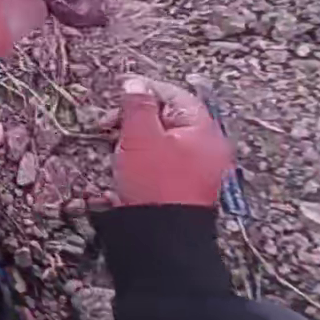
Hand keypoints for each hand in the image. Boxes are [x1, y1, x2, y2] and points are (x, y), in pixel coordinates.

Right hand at [114, 77, 232, 207]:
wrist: (162, 236)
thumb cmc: (156, 184)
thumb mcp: (140, 136)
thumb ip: (138, 105)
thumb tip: (135, 83)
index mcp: (204, 131)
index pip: (175, 95)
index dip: (146, 89)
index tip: (123, 88)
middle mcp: (206, 148)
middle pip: (169, 116)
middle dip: (138, 115)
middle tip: (113, 120)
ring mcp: (196, 167)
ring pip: (163, 136)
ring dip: (137, 134)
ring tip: (116, 141)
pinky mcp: (182, 183)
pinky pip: (162, 156)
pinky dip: (143, 152)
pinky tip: (127, 159)